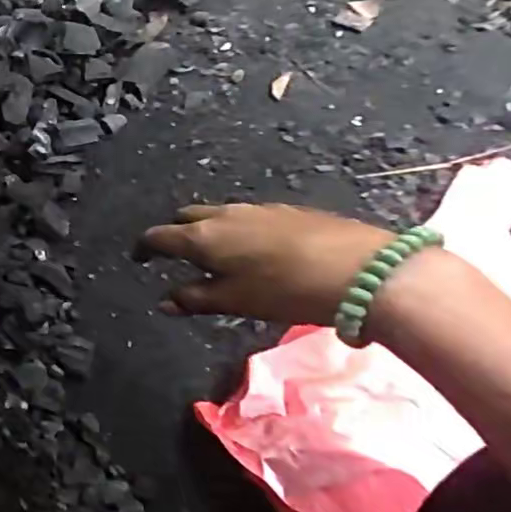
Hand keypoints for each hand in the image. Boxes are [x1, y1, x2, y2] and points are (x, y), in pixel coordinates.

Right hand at [136, 204, 394, 324]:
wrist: (370, 271)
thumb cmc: (288, 290)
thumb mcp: (237, 302)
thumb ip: (196, 299)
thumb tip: (165, 301)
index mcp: (201, 237)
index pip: (158, 236)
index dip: (144, 247)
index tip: (139, 257)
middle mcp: (223, 216)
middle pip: (185, 216)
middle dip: (175, 231)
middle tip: (177, 252)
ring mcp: (258, 209)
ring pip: (219, 213)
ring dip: (209, 228)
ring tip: (219, 251)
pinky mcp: (291, 211)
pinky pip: (250, 215)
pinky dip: (240, 228)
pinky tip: (259, 248)